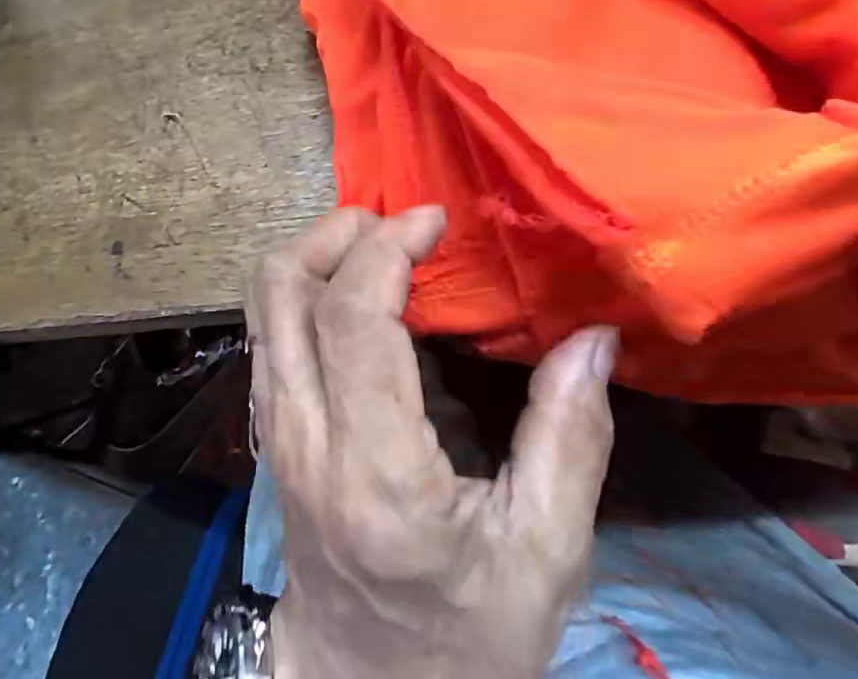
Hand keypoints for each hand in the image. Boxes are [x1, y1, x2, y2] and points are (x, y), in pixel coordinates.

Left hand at [246, 207, 616, 678]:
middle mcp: (303, 438)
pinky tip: (357, 293)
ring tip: (379, 246)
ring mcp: (274, 433)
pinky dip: (306, 288)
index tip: (433, 220)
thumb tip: (593, 338)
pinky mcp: (270, 432)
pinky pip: (271, 332)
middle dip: (337, 232)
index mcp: (376, 470)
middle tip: (399, 225)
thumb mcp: (544, 554)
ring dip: (316, 253)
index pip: (353, 320)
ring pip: (264, 305)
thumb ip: (570, 438)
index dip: (387, 248)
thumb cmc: (463, 637)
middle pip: (281, 290)